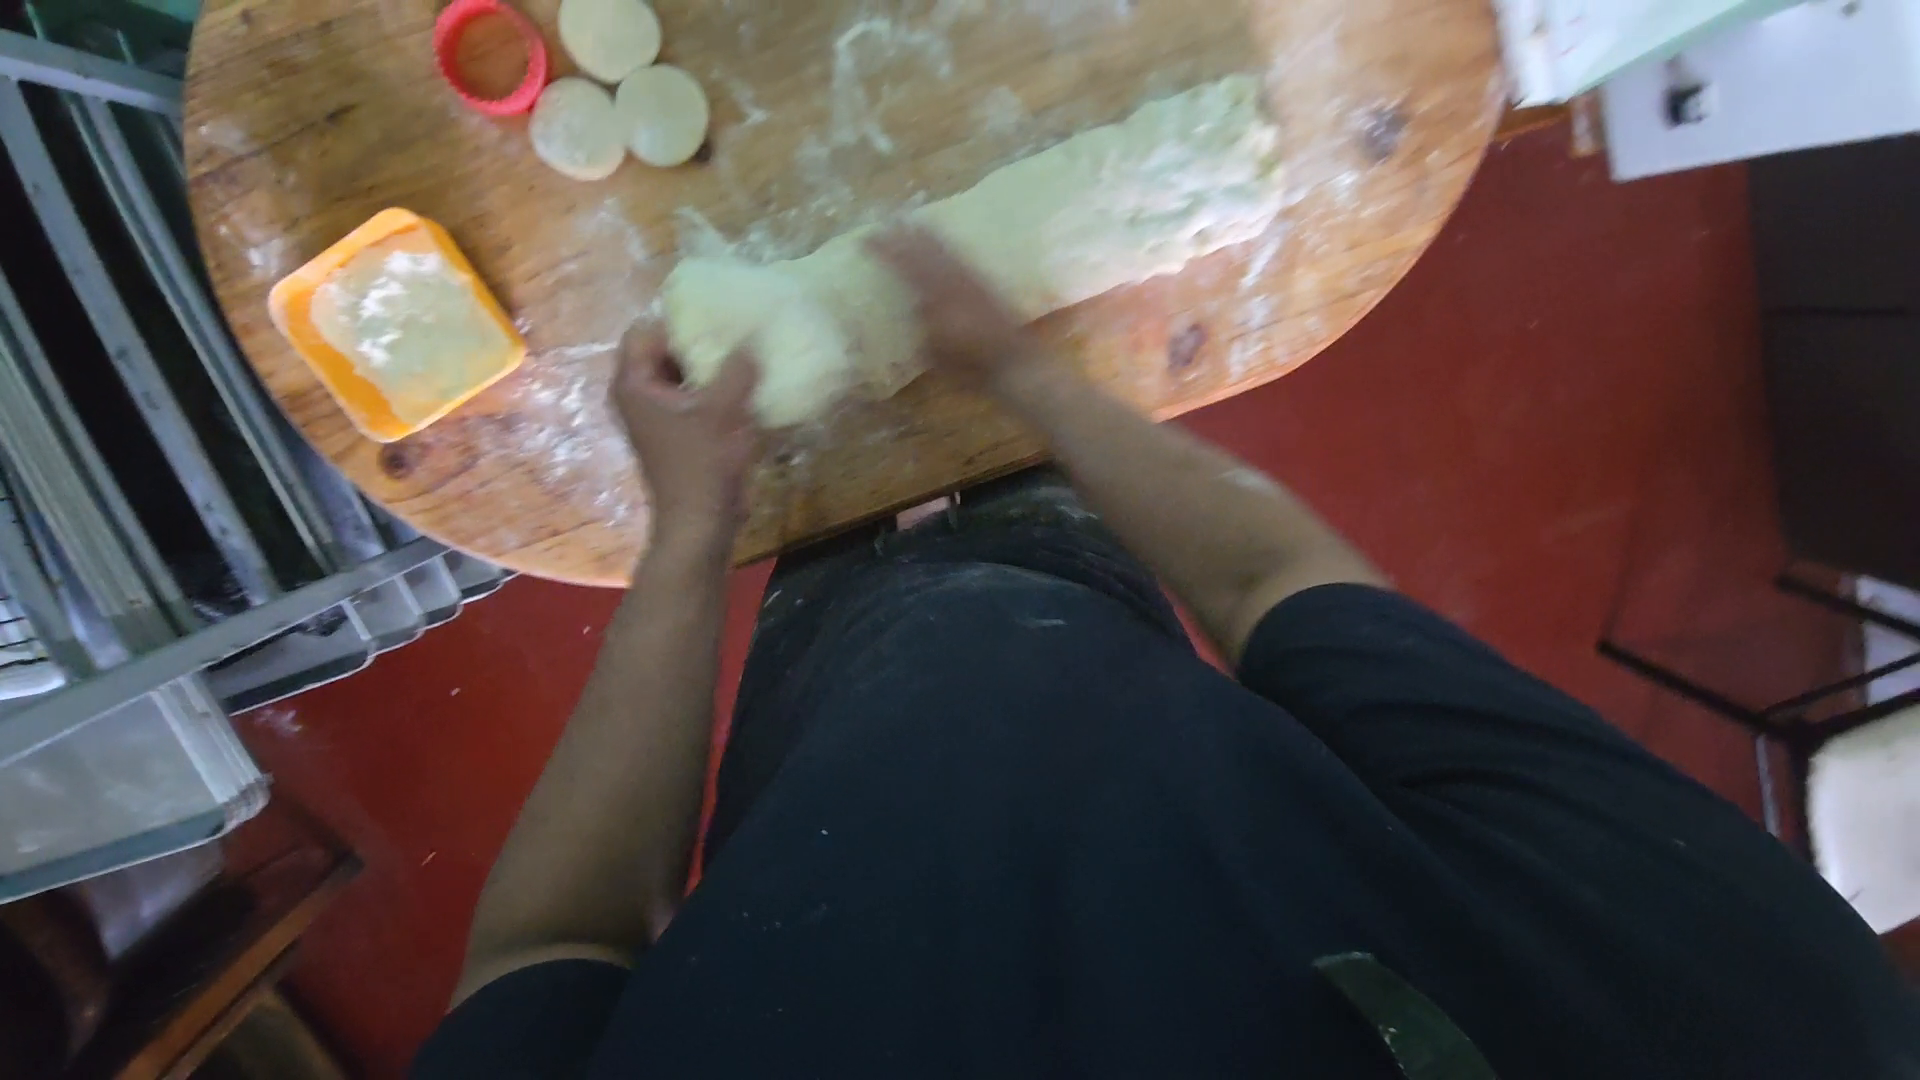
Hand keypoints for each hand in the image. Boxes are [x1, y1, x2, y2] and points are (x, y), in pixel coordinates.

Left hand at [613, 323, 760, 545]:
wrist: (702, 522)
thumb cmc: (702, 464)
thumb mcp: (722, 410)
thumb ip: (736, 370)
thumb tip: (752, 341)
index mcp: (634, 384)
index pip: (646, 332)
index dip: (678, 321)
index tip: (716, 317)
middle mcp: (641, 397)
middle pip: (666, 352)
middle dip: (700, 342)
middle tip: (737, 330)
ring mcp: (662, 417)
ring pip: (686, 377)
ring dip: (713, 368)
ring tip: (747, 354)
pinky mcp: (683, 435)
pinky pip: (699, 400)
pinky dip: (719, 392)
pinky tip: (749, 386)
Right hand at [866, 227, 1055, 395]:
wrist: (1014, 363)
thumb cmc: (970, 366)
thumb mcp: (934, 350)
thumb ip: (922, 322)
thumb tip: (914, 303)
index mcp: (937, 294)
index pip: (905, 263)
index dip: (885, 249)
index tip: (866, 239)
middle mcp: (954, 280)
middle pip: (926, 248)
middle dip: (905, 234)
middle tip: (888, 221)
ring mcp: (973, 279)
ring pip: (946, 247)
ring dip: (927, 233)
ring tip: (913, 221)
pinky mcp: (987, 284)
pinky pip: (963, 255)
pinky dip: (949, 244)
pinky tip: (945, 243)